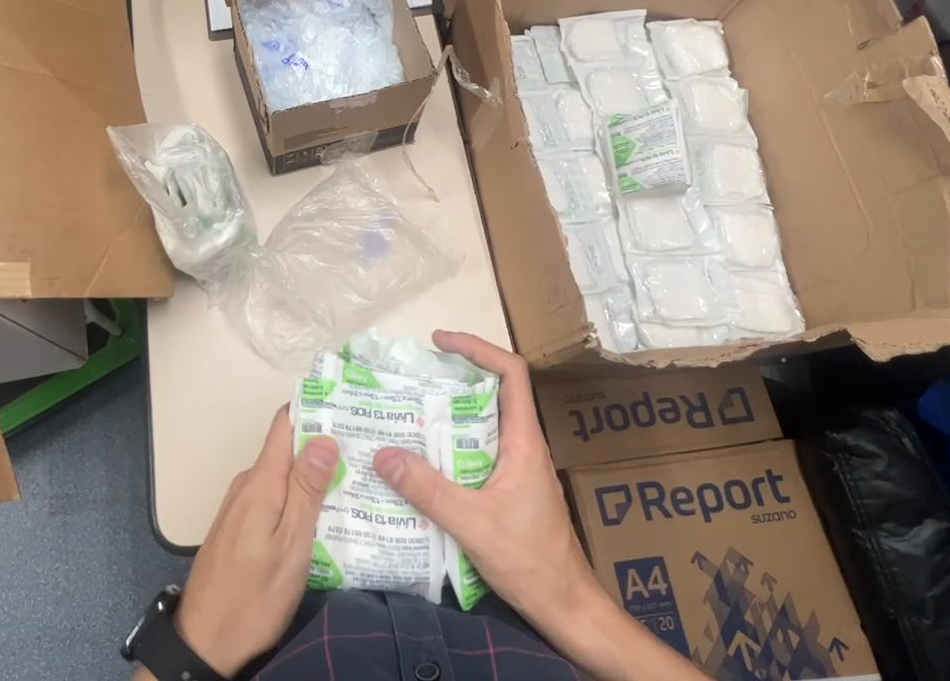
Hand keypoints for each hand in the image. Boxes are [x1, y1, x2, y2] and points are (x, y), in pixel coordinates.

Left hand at [174, 405, 336, 677]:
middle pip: (287, 450)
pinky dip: (298, 500)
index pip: (285, 424)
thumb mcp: (291, 544)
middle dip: (323, 448)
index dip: (315, 410)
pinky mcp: (239, 527)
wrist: (204, 643)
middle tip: (366, 454)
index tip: (348, 409)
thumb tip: (323, 436)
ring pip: (282, 478)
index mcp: (261, 482)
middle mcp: (247, 485)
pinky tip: (322, 517)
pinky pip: (273, 499)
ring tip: (354, 485)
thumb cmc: (253, 597)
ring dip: (312, 478)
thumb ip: (307, 490)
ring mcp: (241, 506)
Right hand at [370, 331, 597, 634]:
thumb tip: (383, 453)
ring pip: (484, 425)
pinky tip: (424, 463)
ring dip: (450, 414)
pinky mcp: (511, 490)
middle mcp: (523, 447)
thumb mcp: (472, 524)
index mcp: (523, 441)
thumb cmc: (530, 561)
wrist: (566, 607)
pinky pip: (478, 452)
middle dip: (455, 378)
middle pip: (493, 393)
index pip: (511, 373)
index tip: (441, 341)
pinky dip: (452, 447)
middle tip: (413, 379)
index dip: (478, 348)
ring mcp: (519, 469)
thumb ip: (428, 489)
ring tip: (408, 414)